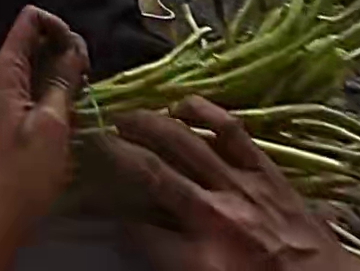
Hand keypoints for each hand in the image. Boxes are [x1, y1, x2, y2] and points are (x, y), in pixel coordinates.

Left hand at [0, 6, 88, 270]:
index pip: (30, 18)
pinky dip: (58, 88)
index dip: (57, 25)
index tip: (79, 50)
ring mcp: (10, 92)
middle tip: (86, 74)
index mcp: (6, 67)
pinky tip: (74, 106)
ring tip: (83, 90)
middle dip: (64, 47)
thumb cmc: (23, 170)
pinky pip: (39, 84)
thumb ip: (63, 79)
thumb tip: (76, 45)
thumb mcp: (52, 123)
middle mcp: (5, 72)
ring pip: (40, 62)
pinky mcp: (17, 111)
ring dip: (64, 70)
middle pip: (36, 37)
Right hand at [101, 98, 359, 270]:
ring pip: (182, 140)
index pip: (139, 235)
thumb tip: (138, 237)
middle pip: (151, 172)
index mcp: (205, 264)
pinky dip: (202, 110)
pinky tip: (180, 104)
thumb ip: (177, 263)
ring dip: (146, 123)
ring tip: (123, 114)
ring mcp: (241, 186)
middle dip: (116, 152)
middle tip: (94, 136)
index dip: (116, 224)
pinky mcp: (265, 169)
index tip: (104, 213)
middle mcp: (216, 217)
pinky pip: (228, 128)